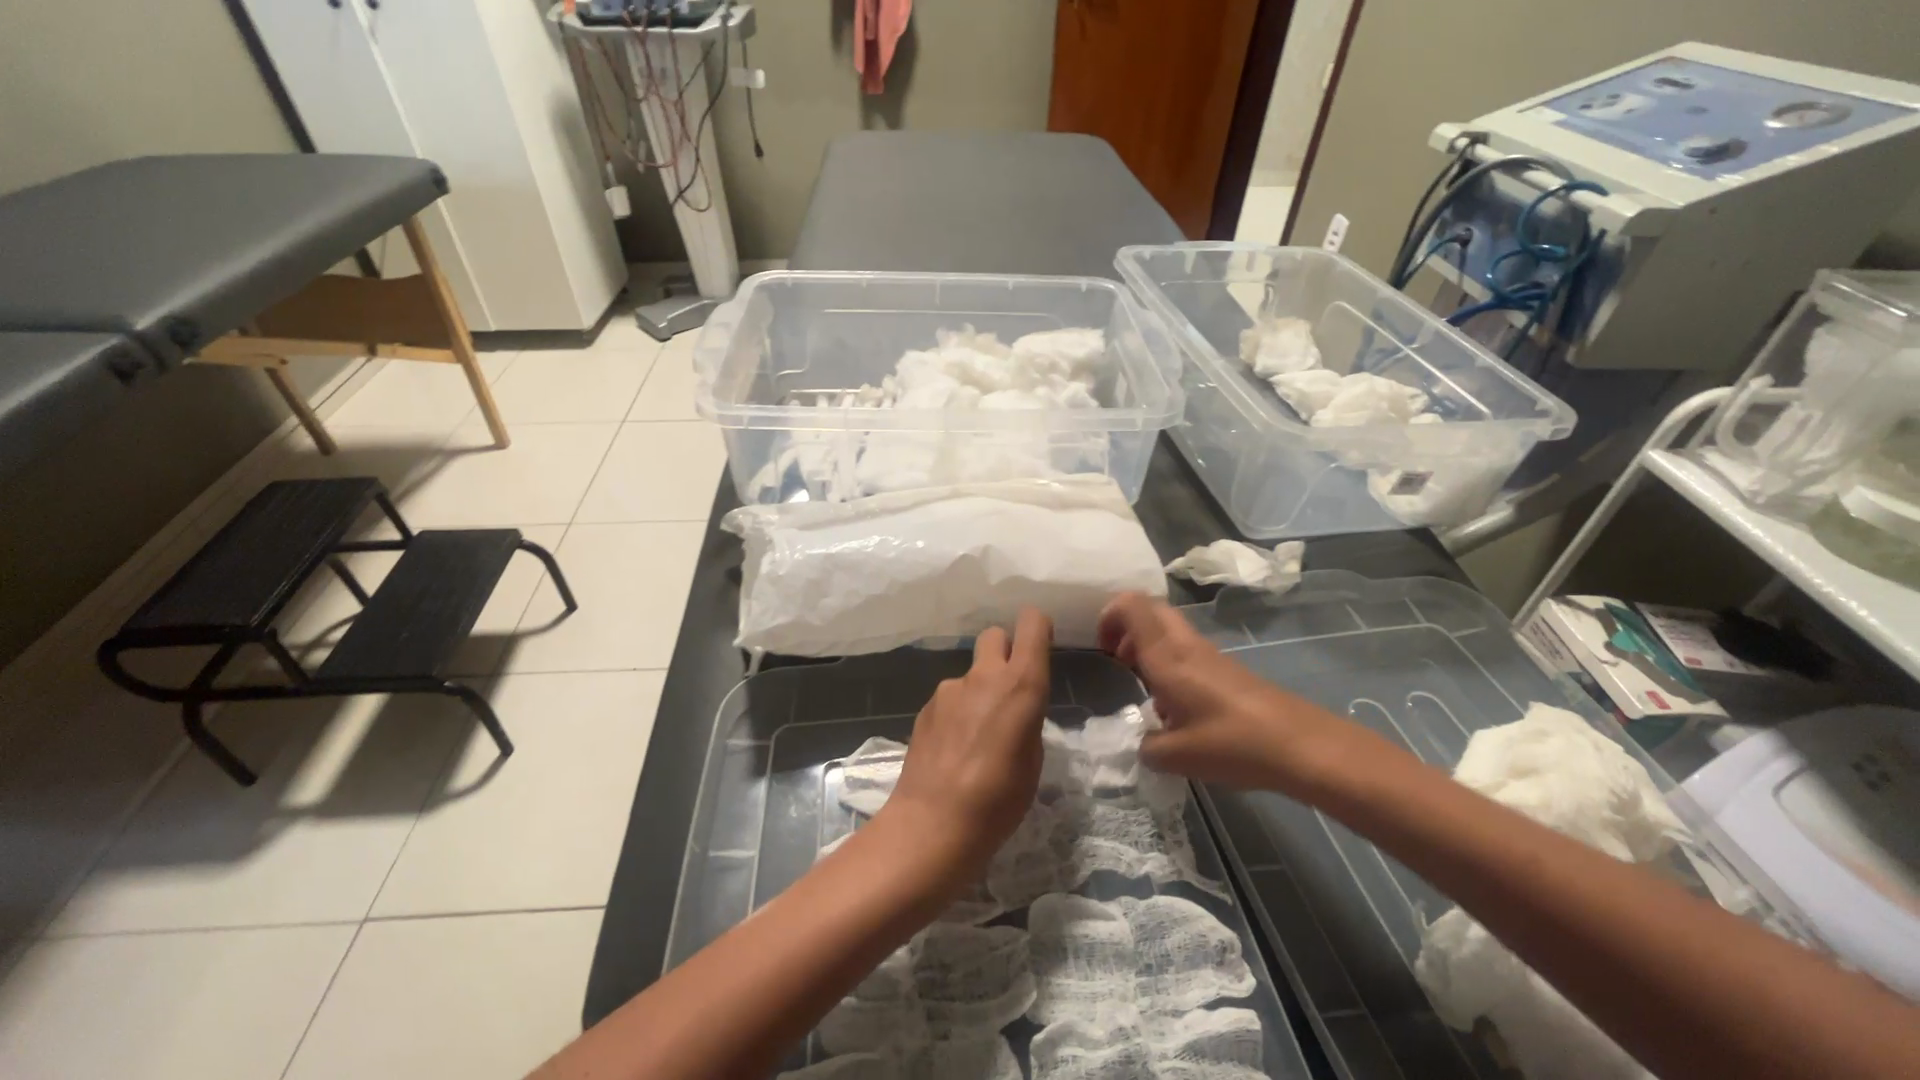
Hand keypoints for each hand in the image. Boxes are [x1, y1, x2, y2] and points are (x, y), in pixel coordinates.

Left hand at [872, 608, 1053, 889]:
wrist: (934, 822)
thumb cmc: (1000, 799)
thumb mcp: (1033, 759)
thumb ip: (1026, 721)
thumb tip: (1014, 712)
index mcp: (1020, 684)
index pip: (1031, 624)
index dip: (1037, 627)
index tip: (1040, 644)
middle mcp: (983, 676)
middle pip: (994, 636)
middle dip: (1004, 652)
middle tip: (1009, 690)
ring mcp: (948, 690)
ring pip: (970, 674)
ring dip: (978, 691)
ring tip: (979, 738)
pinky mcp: (925, 709)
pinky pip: (950, 699)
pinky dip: (957, 713)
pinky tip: (955, 751)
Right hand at [1097, 592, 1363, 799]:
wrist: (1301, 746)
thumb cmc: (1232, 744)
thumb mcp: (1175, 756)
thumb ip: (1146, 746)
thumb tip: (1140, 744)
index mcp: (1167, 656)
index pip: (1131, 606)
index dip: (1108, 614)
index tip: (1101, 647)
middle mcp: (1186, 646)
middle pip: (1150, 610)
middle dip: (1126, 626)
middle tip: (1116, 659)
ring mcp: (1210, 656)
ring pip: (1169, 629)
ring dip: (1147, 644)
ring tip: (1139, 684)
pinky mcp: (1227, 671)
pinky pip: (1186, 650)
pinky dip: (1168, 662)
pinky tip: (1171, 703)